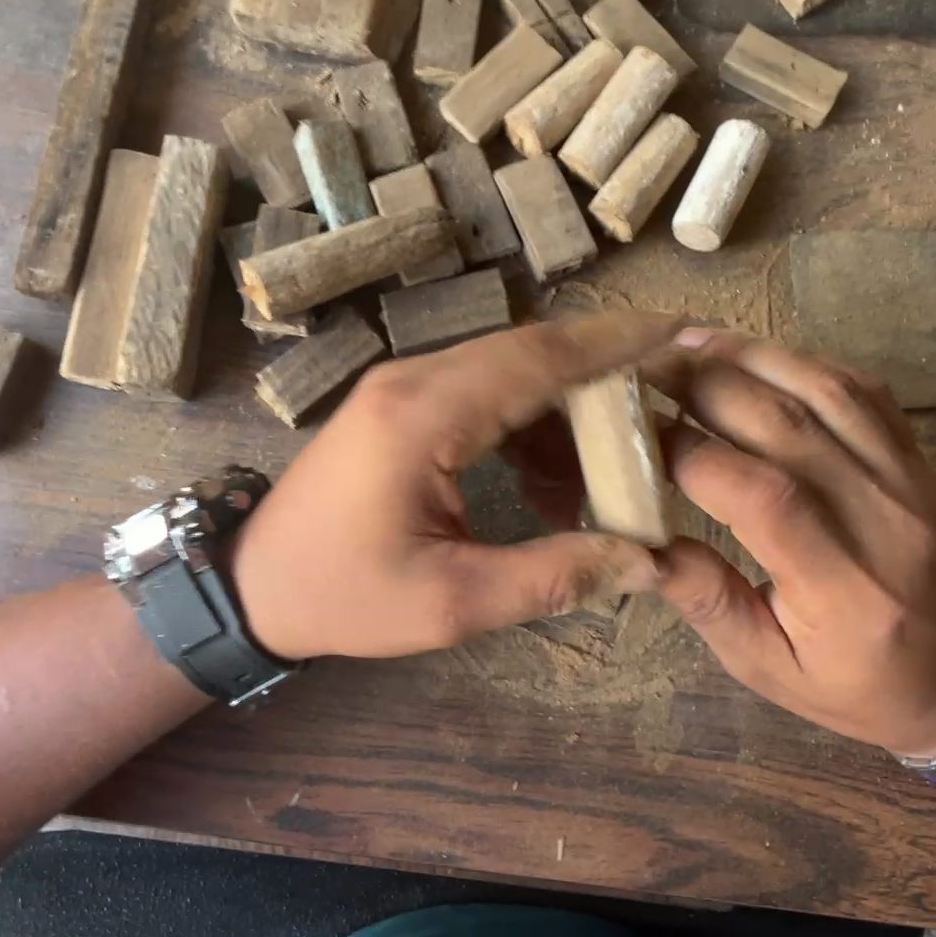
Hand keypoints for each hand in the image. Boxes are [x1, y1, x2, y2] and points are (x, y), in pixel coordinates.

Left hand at [233, 312, 682, 661]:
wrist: (254, 583)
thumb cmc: (342, 594)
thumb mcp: (449, 603)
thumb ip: (551, 578)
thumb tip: (645, 561)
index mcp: (423, 415)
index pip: (537, 357)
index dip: (615, 343)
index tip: (681, 333)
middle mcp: (414, 380)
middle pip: (530, 351)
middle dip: (608, 366)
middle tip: (676, 387)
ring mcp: (405, 388)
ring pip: (511, 370)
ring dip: (571, 404)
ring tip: (625, 453)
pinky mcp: (403, 407)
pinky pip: (485, 394)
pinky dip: (533, 424)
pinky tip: (559, 477)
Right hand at [643, 329, 935, 757]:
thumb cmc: (852, 686)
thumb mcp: (766, 668)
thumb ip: (707, 601)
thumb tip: (639, 542)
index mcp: (845, 589)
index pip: (763, 496)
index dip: (691, 454)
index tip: (633, 436)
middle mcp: (885, 520)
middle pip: (790, 424)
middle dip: (705, 387)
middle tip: (642, 369)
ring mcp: (910, 480)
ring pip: (827, 390)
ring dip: (750, 357)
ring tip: (685, 345)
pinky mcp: (918, 458)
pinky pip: (862, 389)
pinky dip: (800, 361)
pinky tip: (752, 356)